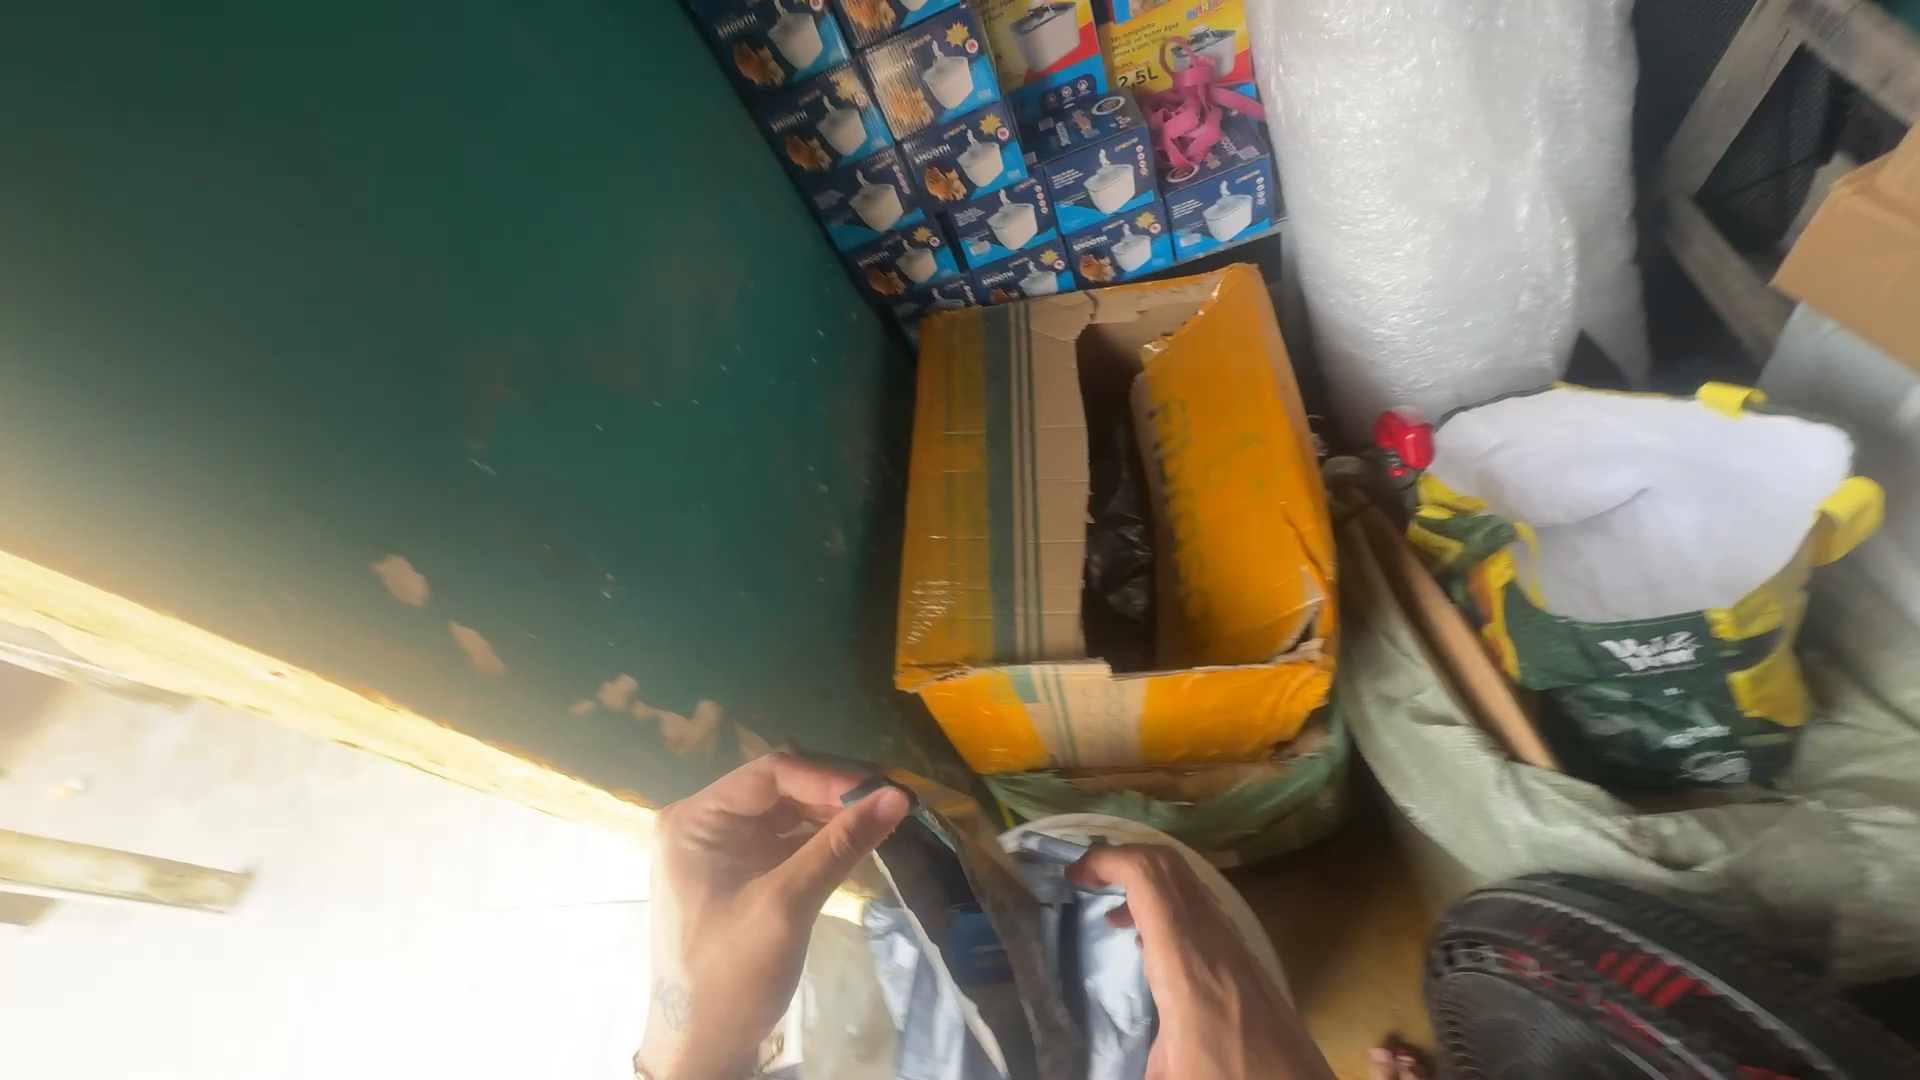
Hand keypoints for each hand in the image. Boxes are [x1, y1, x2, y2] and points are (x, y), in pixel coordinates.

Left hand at [637, 753, 909, 1079]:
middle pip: (782, 787)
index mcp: (696, 820)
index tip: (880, 790)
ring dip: (835, 813)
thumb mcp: (787, 905)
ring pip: (789, 809)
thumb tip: (897, 796)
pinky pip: (787, 836)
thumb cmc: (730, 978)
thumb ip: (840, 845)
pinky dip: (823, 836)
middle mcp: (705, 821)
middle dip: (836, 792)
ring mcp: (723, 845)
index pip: (771, 773)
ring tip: (884, 814)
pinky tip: (859, 837)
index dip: (829, 776)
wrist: (701, 1052)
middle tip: (892, 799)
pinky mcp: (741, 867)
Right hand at [1071, 844, 1335, 1079]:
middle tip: (1087, 879)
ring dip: (1143, 881)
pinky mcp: (1242, 959)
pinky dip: (1163, 905)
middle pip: (1166, 863)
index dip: (1105, 860)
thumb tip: (1097, 1063)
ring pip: (1184, 882)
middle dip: (1121, 858)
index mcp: (1184, 959)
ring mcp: (1231, 943)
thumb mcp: (1171, 1075)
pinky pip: (1196, 907)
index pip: (1146, 875)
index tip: (1073, 875)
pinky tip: (1148, 945)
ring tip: (1110, 910)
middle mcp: (1211, 936)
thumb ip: (1135, 1058)